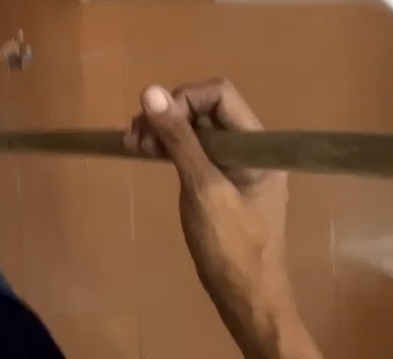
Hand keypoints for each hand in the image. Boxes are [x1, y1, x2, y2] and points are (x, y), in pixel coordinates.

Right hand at [125, 79, 319, 358]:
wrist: (247, 303)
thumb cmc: (231, 247)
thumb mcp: (202, 189)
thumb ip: (178, 139)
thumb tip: (150, 90)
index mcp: (259, 148)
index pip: (219, 95)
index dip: (184, 99)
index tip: (157, 120)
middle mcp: (248, 149)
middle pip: (202, 108)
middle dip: (166, 115)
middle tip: (136, 136)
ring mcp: (232, 164)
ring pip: (191, 126)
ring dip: (160, 129)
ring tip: (133, 144)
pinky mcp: (217, 178)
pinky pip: (188, 147)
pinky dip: (164, 145)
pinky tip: (141, 151)